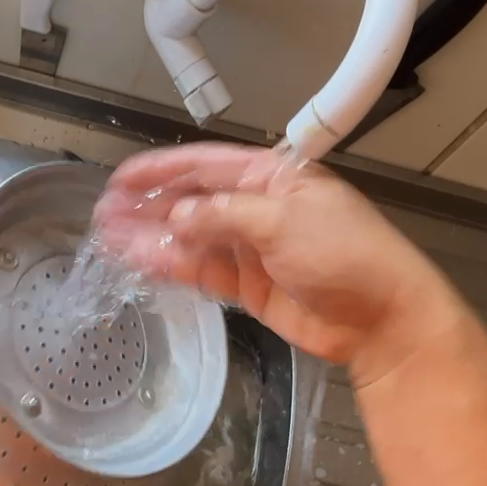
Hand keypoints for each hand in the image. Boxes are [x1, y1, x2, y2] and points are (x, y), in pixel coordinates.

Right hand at [94, 143, 464, 386]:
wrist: (380, 319)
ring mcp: (251, 250)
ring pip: (191, 240)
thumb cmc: (349, 256)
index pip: (207, 166)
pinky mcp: (248, 287)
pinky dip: (173, 268)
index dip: (162, 170)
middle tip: (106, 214)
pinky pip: (202, 272)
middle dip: (149, 206)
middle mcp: (258, 209)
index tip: (123, 178)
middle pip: (193, 202)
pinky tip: (143, 263)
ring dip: (153, 239)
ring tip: (110, 240)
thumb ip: (224, 215)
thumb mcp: (285, 221)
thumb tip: (177, 215)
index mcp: (274, 178)